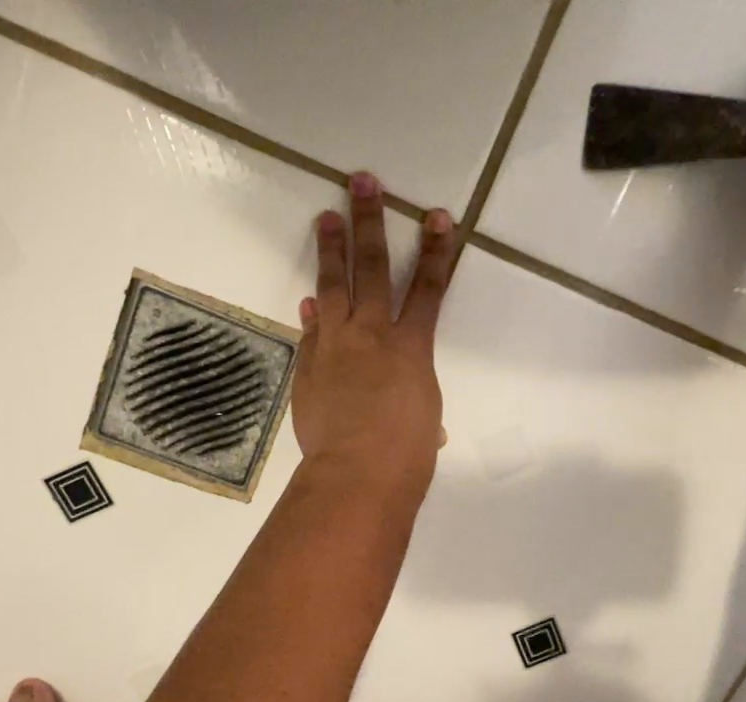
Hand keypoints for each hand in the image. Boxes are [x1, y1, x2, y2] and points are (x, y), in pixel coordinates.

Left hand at [291, 172, 454, 494]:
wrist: (357, 475)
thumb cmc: (406, 456)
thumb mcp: (423, 419)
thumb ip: (412, 392)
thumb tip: (402, 390)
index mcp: (412, 349)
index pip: (429, 288)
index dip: (435, 250)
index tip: (437, 215)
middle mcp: (372, 335)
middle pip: (373, 267)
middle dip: (370, 221)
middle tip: (362, 182)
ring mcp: (335, 348)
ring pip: (333, 288)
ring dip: (331, 250)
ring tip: (326, 217)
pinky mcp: (308, 367)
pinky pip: (311, 334)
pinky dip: (312, 317)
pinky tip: (307, 301)